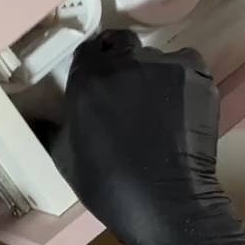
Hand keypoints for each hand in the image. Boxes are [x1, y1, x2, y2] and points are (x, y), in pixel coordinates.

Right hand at [52, 32, 244, 244]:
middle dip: (119, 58)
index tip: (94, 81)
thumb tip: (44, 117)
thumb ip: (56, 125)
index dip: (90, 65)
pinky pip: (187, 68)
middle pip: (121, 42)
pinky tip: (179, 107)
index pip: (87, 51)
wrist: (164, 202)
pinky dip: (181, 81)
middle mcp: (126, 63)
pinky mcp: (200, 78)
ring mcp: (167, 67)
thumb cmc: (106, 185)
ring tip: (155, 103)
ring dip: (152, 73)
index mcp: (88, 79)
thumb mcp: (64, 156)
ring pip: (157, 56)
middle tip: (123, 87)